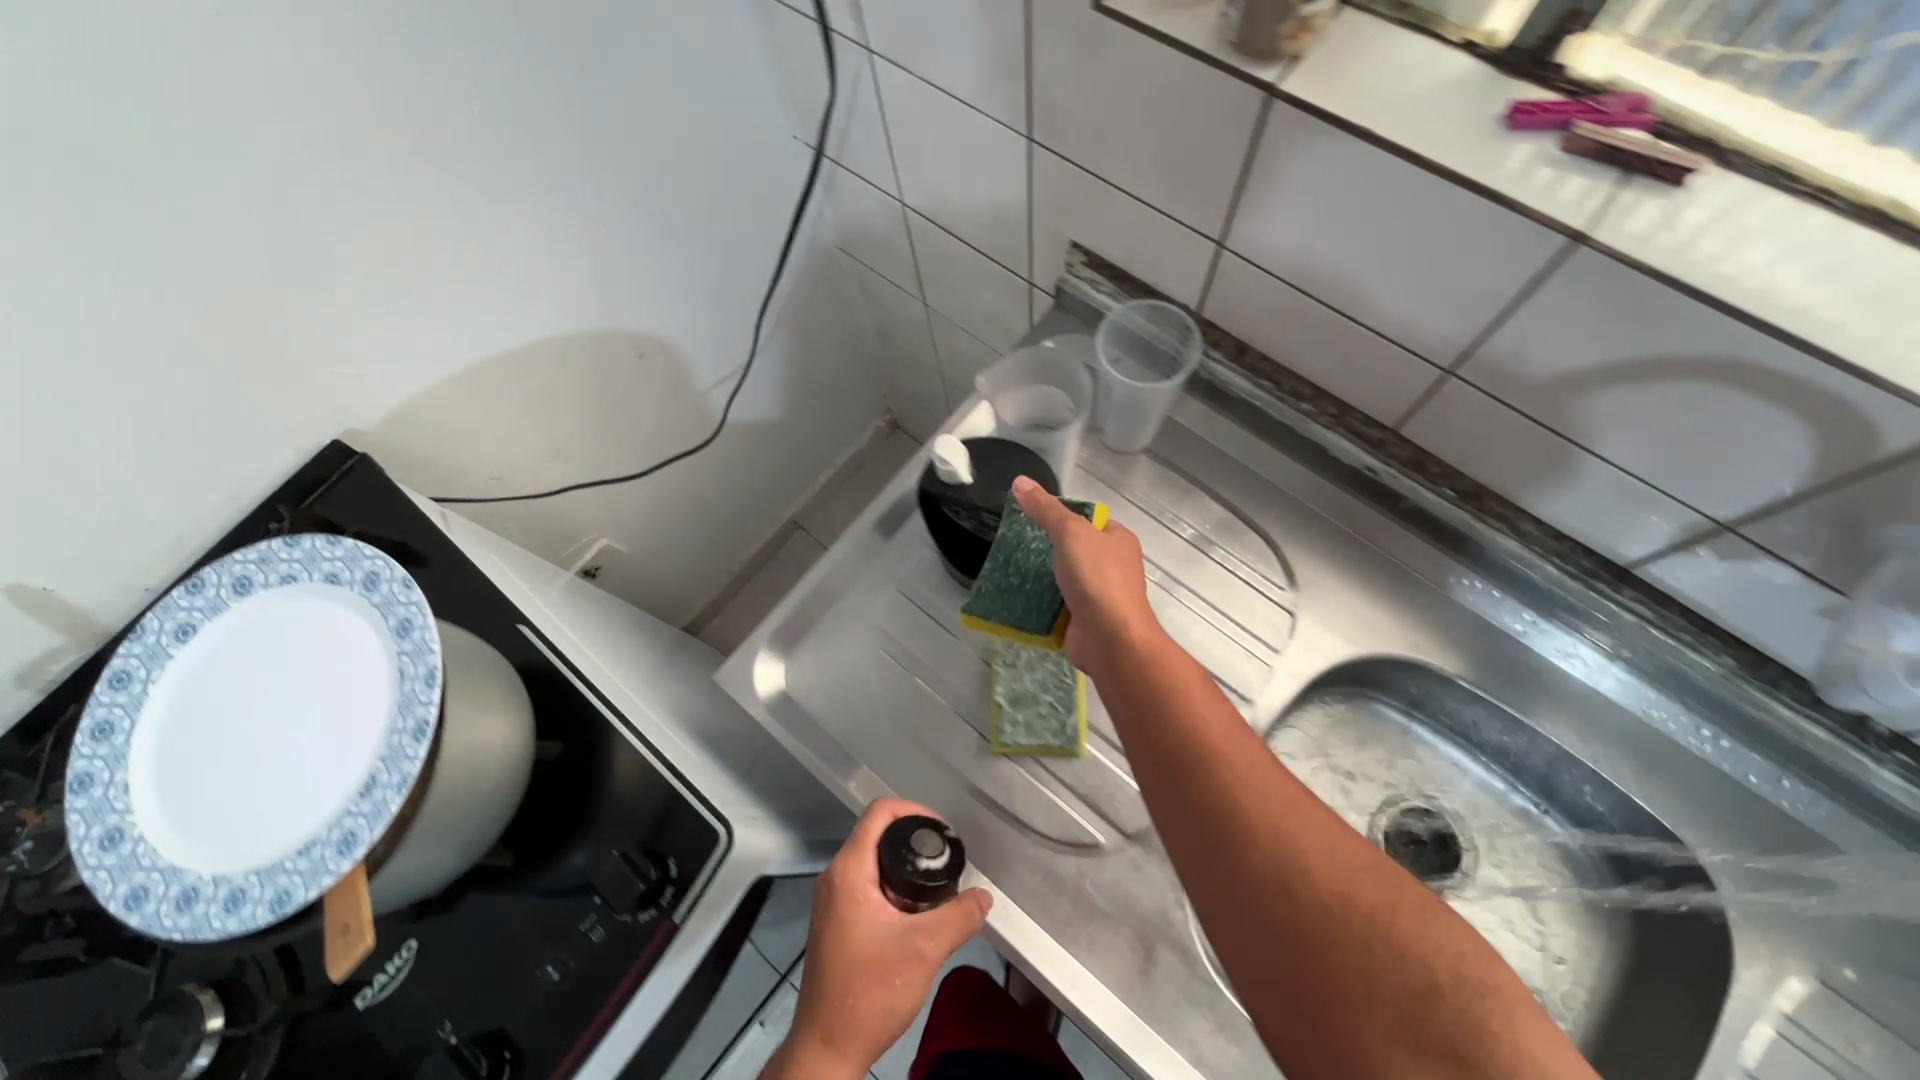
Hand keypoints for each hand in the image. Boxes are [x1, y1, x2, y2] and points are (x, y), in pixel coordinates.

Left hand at [765, 798, 992, 1079]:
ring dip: (906, 871)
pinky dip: (895, 891)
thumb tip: (982, 897)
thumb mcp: (925, 949)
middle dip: (915, 844)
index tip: (944, 834)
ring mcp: (832, 902)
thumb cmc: (869, 992)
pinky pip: (868, 888)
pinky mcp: (836, 923)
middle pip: (877, 836)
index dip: (916, 811)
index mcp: (849, 871)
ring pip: (874, 864)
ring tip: (939, 892)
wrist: (828, 1046)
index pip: (881, 812)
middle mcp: (835, 878)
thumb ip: (960, 916)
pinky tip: (918, 918)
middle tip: (948, 863)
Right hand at [1012, 475, 1159, 678]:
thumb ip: (1046, 509)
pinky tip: (1020, 598)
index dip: (1064, 517)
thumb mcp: (1070, 533)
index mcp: (1119, 540)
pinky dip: (1043, 604)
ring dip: (1044, 578)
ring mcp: (1101, 595)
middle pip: (1077, 550)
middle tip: (1018, 545)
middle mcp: (1114, 566)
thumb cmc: (1097, 579)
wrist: (1110, 639)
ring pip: (1066, 579)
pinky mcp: (1086, 620)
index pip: (1089, 520)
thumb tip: (1020, 481)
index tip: (1034, 518)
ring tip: (1012, 569)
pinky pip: (1060, 606)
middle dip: (1050, 549)